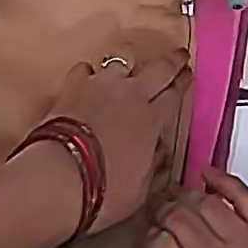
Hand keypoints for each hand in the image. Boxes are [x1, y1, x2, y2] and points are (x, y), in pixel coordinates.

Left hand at [42, 60, 167, 234]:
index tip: (188, 74)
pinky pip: (86, 69)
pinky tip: (88, 79)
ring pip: (122, 59)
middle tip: (180, 55)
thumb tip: (160, 150)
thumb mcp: (140, 189)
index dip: (183, 82)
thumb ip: (153, 164)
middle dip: (172, 60)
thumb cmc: (104, 192)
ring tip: (130, 64)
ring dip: (129, 61)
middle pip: (159, 68)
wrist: (59, 179)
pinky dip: (89, 72)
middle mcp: (132, 95)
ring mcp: (102, 85)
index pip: (174, 94)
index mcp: (153, 119)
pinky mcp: (73, 85)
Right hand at [146, 170, 247, 247]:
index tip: (146, 235)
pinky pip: (246, 196)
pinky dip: (225, 180)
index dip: (149, 236)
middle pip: (181, 218)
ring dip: (187, 197)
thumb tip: (157, 246)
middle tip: (156, 212)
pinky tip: (208, 176)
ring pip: (208, 202)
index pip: (160, 245)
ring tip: (176, 199)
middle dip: (163, 212)